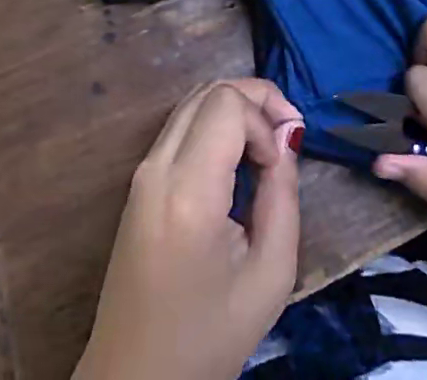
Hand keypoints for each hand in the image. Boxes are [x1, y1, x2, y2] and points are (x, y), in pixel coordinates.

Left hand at [75, 79, 305, 379]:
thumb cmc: (209, 336)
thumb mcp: (270, 273)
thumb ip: (284, 193)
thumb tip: (288, 134)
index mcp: (187, 192)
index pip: (226, 103)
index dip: (265, 118)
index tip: (280, 163)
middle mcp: (156, 168)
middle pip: (209, 90)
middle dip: (256, 100)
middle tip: (286, 136)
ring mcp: (141, 172)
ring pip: (193, 101)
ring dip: (236, 108)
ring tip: (267, 145)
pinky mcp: (138, 181)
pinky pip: (181, 125)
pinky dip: (215, 123)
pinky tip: (238, 156)